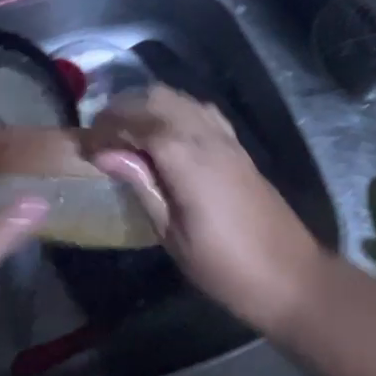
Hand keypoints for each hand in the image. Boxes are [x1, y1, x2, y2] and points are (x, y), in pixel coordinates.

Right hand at [90, 86, 323, 333]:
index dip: (104, 130)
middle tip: (100, 138)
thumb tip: (104, 154)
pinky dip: (172, 110)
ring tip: (124, 133)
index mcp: (184, 154)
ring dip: (145, 106)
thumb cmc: (225, 266)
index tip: (83, 147)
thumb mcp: (172, 235)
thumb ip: (140, 184)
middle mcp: (203, 132)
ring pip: (175, 97)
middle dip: (121, 110)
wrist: (291, 277)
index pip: (133, 122)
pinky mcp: (235, 143)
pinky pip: (196, 108)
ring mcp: (223, 134)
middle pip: (153, 98)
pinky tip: (162, 133)